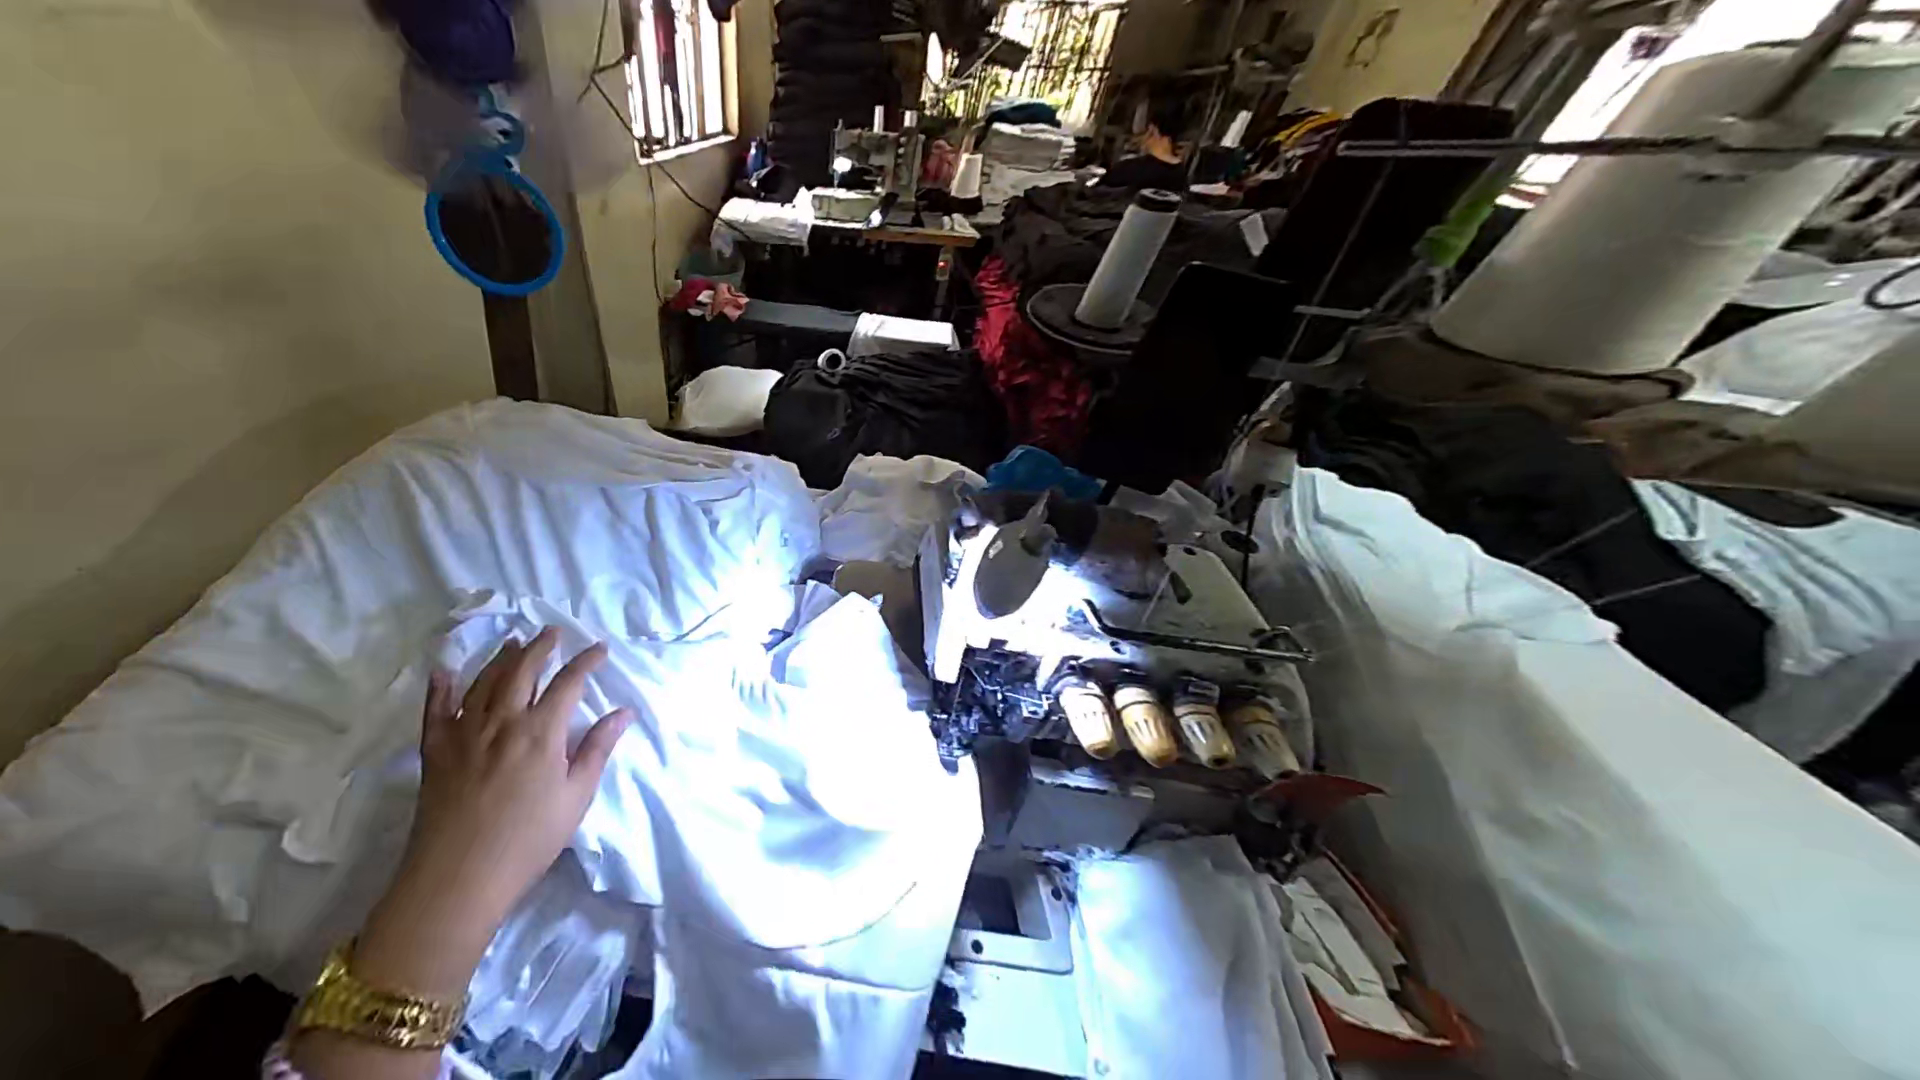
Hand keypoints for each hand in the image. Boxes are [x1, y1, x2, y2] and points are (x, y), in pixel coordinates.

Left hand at [352, 629, 632, 995]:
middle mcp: (502, 723)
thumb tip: (624, 713)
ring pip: (482, 683)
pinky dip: (439, 688)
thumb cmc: (529, 840)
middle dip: (540, 647)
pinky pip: (435, 711)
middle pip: (522, 672)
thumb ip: (597, 748)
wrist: (457, 880)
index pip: (569, 683)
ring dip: (500, 658)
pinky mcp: (435, 754)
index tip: (600, 649)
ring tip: (513, 642)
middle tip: (552, 632)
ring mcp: (464, 736)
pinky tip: (444, 671)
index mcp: (541, 733)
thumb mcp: (576, 796)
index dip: (586, 662)